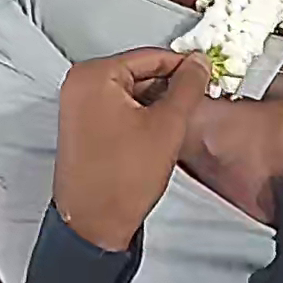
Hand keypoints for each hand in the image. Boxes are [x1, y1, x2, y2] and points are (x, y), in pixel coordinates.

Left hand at [54, 48, 211, 250]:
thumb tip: (198, 63)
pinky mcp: (83, 124)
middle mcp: (79, 85)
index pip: (151, 56)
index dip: (184, 66)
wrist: (95, 225)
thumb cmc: (121, 179)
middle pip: (140, 70)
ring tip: (179, 118)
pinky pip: (120, 105)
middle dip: (171, 84)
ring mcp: (78, 105)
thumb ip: (188, 85)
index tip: (205, 74)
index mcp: (94, 76)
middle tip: (196, 98)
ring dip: (159, 100)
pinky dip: (143, 112)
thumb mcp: (169, 124)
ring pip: (133, 89)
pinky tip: (160, 130)